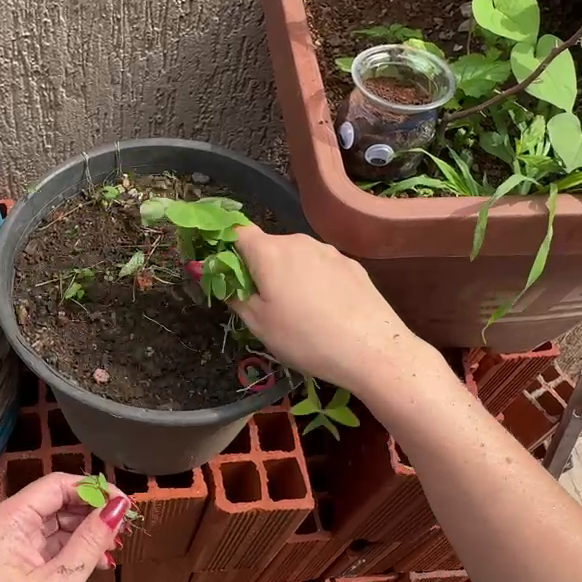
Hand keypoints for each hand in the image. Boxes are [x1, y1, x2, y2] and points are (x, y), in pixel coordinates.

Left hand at [0, 472, 128, 581]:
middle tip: (126, 529)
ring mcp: (5, 548)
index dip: (93, 489)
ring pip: (54, 524)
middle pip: (54, 502)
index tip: (126, 504)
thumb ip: (90, 541)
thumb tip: (118, 506)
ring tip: (115, 548)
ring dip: (85, 532)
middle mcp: (1, 527)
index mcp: (5, 521)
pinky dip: (72, 550)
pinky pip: (47, 546)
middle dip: (91, 511)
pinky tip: (96, 563)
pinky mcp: (11, 568)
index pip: (55, 486)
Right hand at [229, 227, 448, 391]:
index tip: (221, 269)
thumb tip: (208, 271)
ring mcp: (328, 251)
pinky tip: (323, 311)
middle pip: (266, 246)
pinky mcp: (351, 264)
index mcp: (268, 252)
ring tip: (295, 312)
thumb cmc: (304, 338)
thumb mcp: (258, 323)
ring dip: (286, 275)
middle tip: (259, 303)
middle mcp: (298, 242)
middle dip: (257, 267)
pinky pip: (319, 267)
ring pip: (295, 257)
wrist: (373, 350)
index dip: (223, 245)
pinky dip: (312, 281)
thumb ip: (232, 292)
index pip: (236, 231)